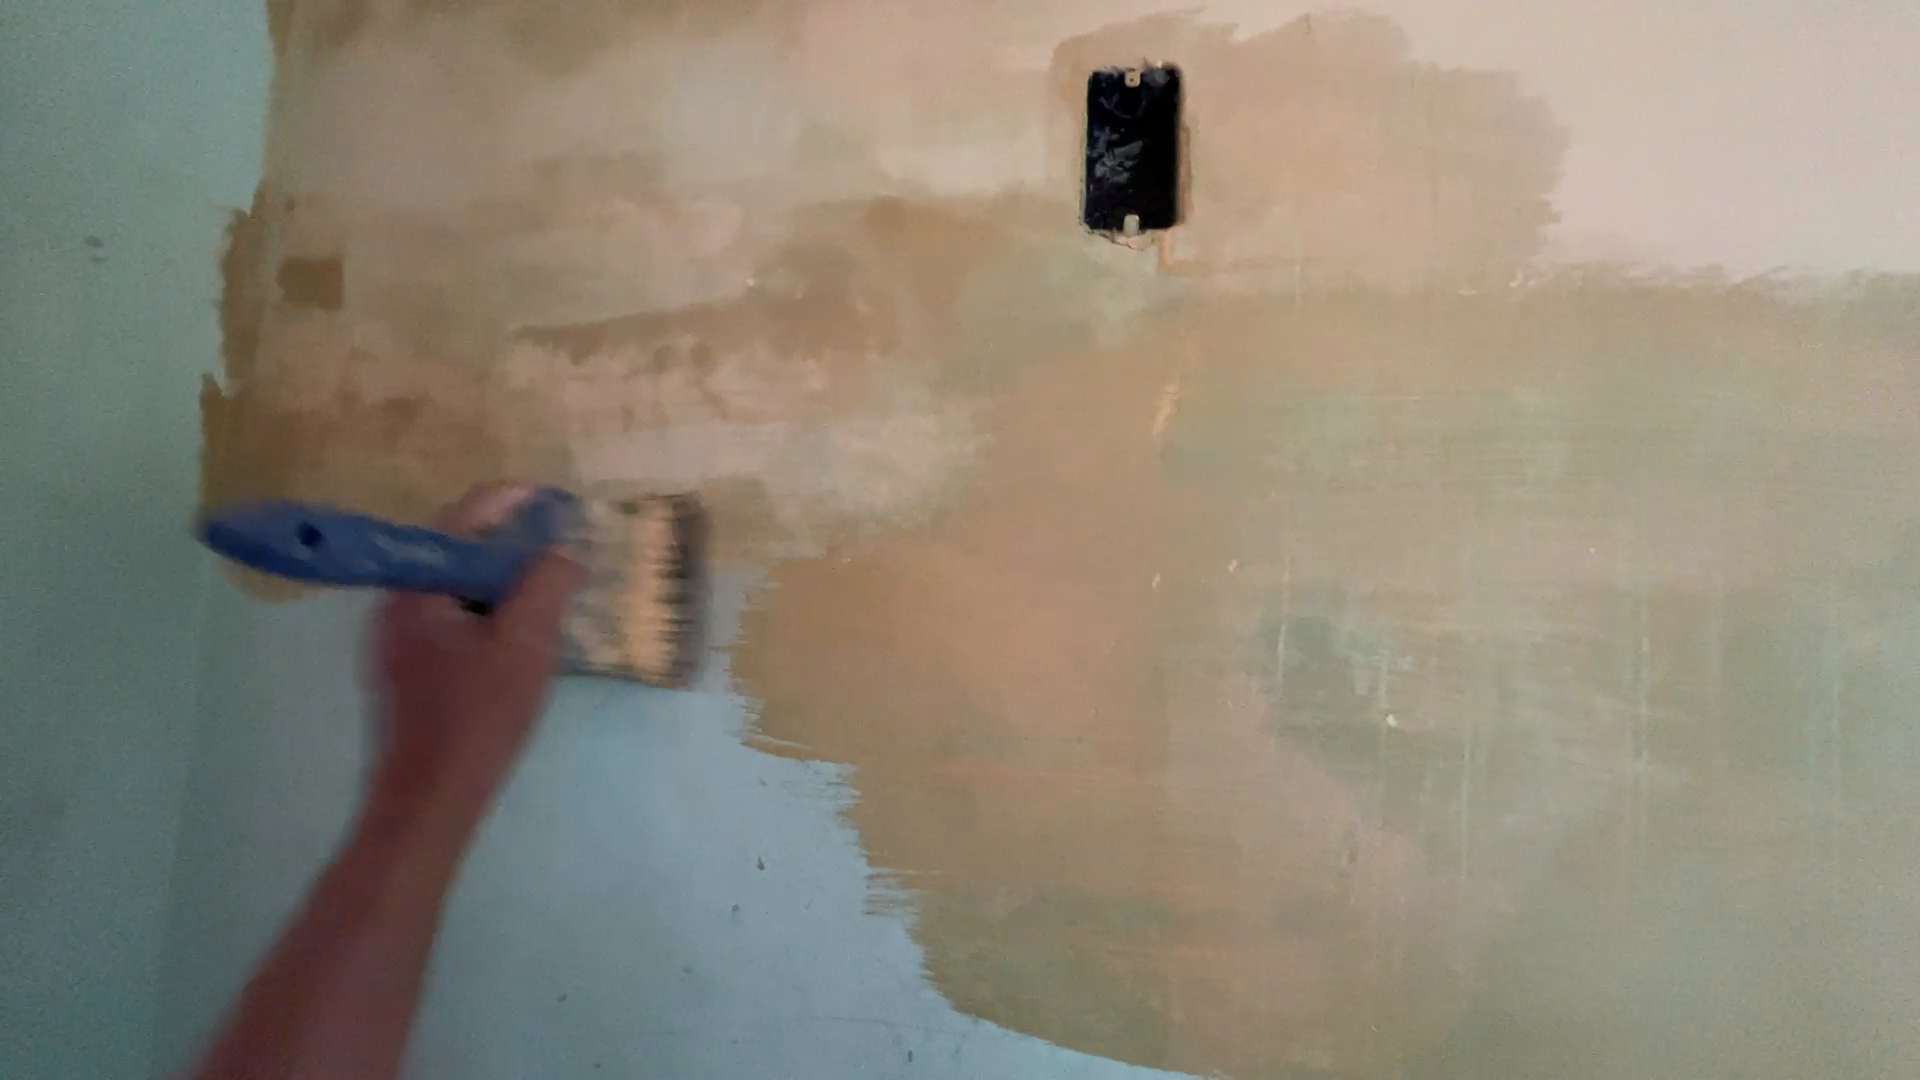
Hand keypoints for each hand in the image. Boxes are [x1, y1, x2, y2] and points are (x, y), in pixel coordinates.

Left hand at [367, 483, 586, 814]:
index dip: (510, 500)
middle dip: (511, 536)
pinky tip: (524, 621)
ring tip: (551, 577)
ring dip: (503, 571)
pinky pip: (454, 609)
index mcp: (415, 589)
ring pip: (456, 581)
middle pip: (455, 546)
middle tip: (561, 539)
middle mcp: (396, 602)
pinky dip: (491, 601)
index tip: (556, 498)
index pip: (461, 518)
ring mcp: (398, 634)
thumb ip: (547, 586)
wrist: (430, 797)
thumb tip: (566, 548)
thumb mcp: (527, 643)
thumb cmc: (478, 716)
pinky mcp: (410, 660)